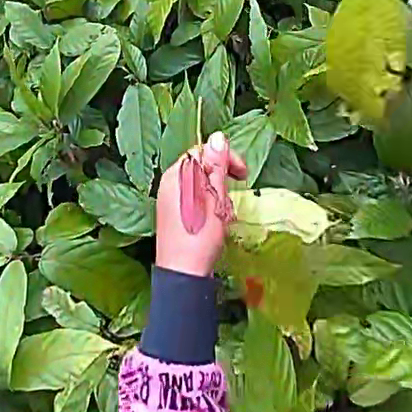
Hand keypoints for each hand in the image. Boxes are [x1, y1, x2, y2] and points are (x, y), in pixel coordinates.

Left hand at [154, 132, 248, 276]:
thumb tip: (218, 137)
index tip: (242, 173)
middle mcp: (169, 182)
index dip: (225, 158)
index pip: (203, 150)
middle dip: (222, 177)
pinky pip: (193, 197)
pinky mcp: (171, 213)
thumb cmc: (200, 236)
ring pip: (199, 183)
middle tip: (233, 196)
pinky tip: (215, 221)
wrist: (183, 273)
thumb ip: (215, 166)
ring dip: (217, 193)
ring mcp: (168, 198)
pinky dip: (208, 203)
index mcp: (177, 174)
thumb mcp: (214, 198)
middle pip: (200, 166)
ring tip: (225, 213)